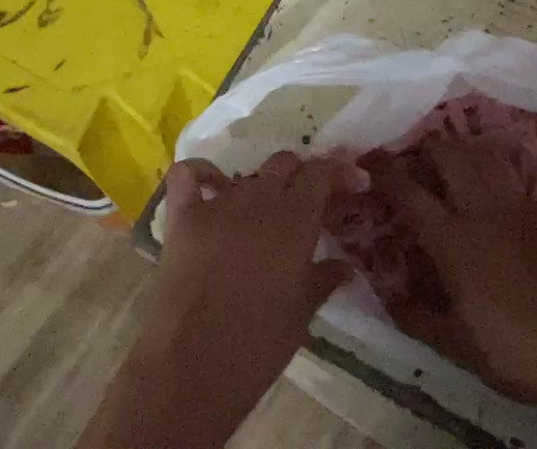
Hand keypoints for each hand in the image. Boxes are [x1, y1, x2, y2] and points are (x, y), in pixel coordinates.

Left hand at [80, 151, 361, 448]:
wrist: (189, 370)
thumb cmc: (256, 348)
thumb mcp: (301, 314)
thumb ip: (324, 279)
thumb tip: (345, 267)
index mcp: (295, 219)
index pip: (321, 173)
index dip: (339, 173)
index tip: (355, 186)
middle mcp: (258, 200)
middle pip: (286, 164)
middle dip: (303, 177)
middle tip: (311, 205)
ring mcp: (216, 206)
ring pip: (247, 175)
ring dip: (262, 188)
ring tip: (267, 218)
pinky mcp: (182, 218)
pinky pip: (188, 175)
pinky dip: (203, 174)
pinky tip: (213, 188)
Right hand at [378, 137, 536, 408]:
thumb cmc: (514, 351)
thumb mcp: (457, 345)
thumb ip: (419, 319)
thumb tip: (390, 301)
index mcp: (453, 243)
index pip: (411, 194)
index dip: (387, 172)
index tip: (369, 160)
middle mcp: (482, 214)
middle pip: (451, 156)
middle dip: (427, 144)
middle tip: (410, 150)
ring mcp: (515, 212)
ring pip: (483, 158)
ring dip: (460, 148)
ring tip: (445, 154)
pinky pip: (506, 177)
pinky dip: (487, 166)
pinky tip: (482, 180)